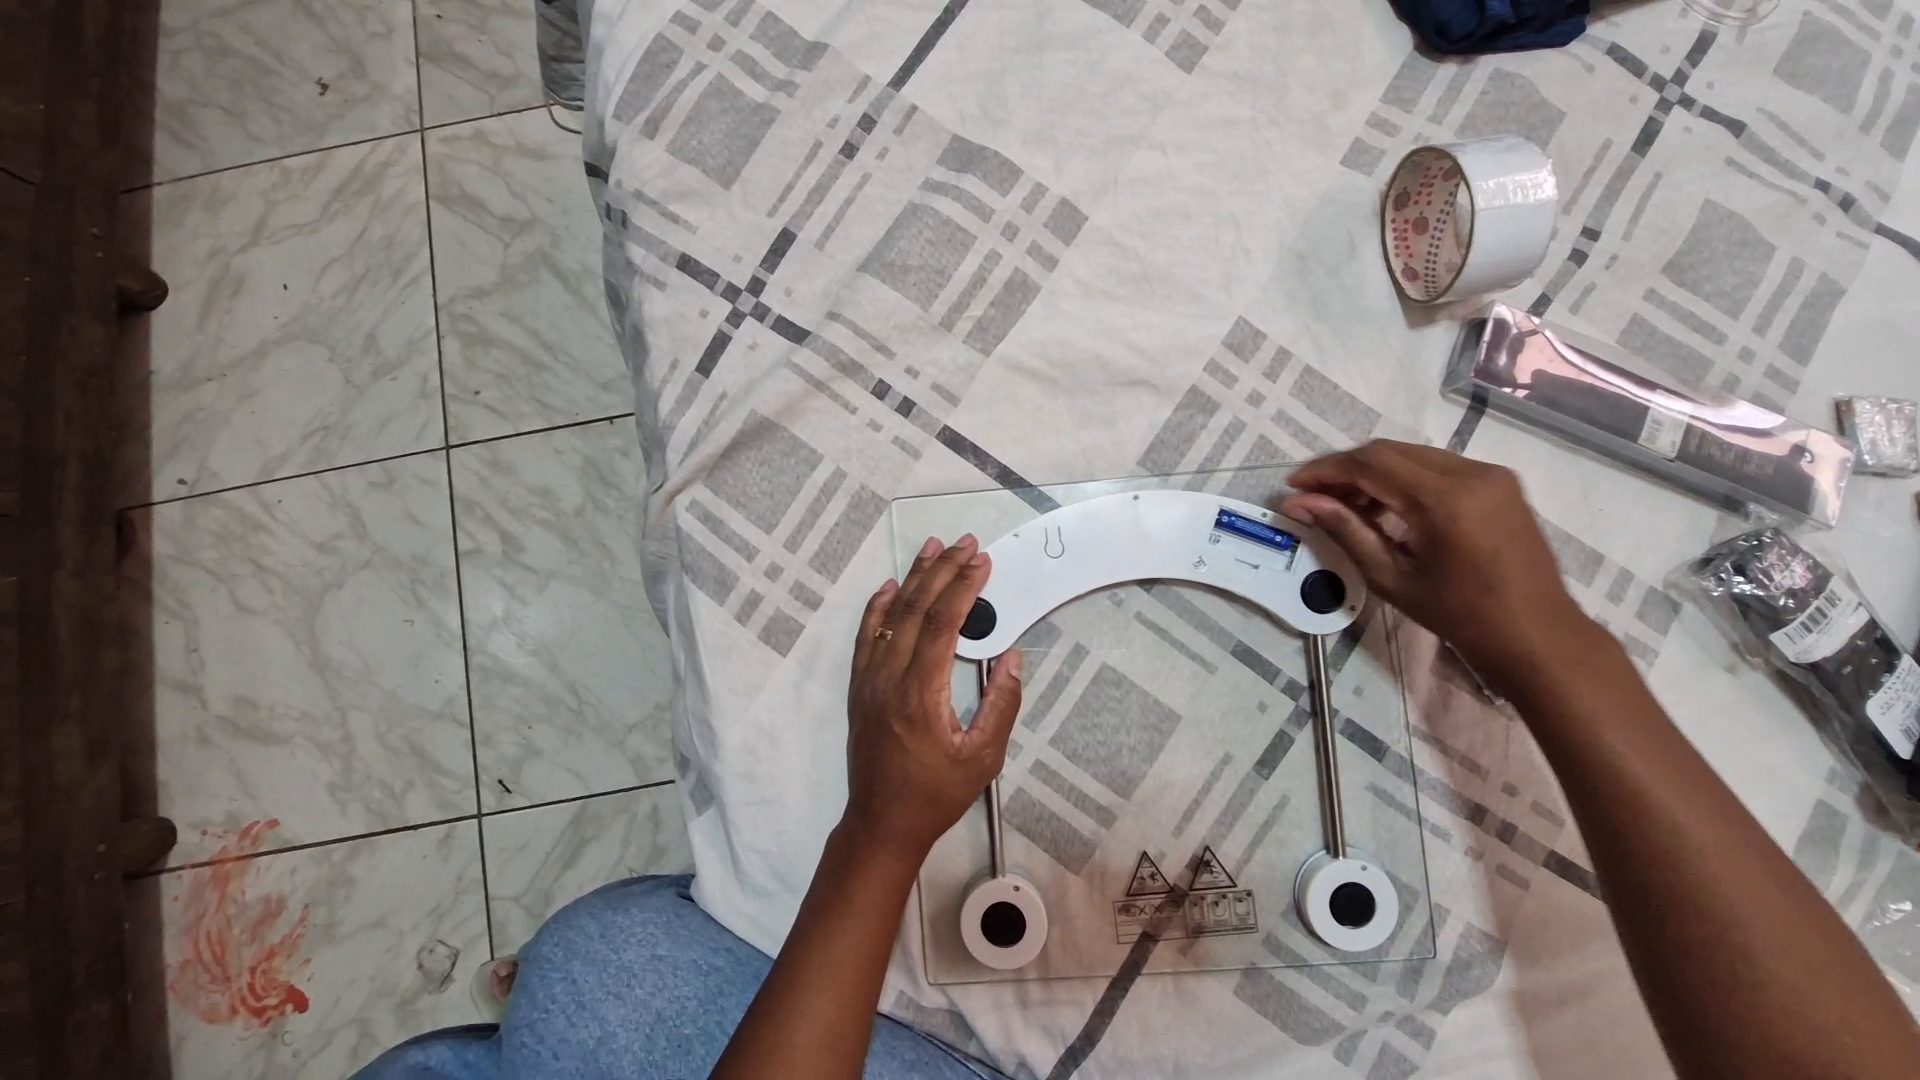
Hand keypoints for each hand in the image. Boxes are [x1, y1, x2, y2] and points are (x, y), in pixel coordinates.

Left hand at [843, 534, 1023, 863]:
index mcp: (921, 694)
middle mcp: (889, 678)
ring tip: (931, 547)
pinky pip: (866, 637)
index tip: (981, 563)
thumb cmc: (936, 794)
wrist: (882, 823)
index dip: (962, 588)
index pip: (942, 625)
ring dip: (912, 578)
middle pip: (915, 610)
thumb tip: (1011, 657)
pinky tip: (888, 587)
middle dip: (941, 571)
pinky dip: (877, 608)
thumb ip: (1000, 704)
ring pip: (889, 617)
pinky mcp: (859, 688)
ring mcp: (869, 681)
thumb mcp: (983, 758)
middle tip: (964, 543)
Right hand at [1280, 440, 1599, 695]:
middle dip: (1345, 469)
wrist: (1536, 633)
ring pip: (1411, 455)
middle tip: (1313, 495)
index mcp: (1445, 501)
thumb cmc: (1460, 616)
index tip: (1294, 485)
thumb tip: (1301, 503)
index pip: (1370, 464)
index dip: (1326, 470)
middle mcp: (1471, 474)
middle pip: (1389, 452)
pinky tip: (1383, 507)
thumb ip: (1346, 531)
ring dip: (1371, 473)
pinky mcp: (1498, 482)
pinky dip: (1401, 478)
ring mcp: (1490, 474)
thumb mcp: (1392, 577)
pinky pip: (1436, 466)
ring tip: (1343, 505)